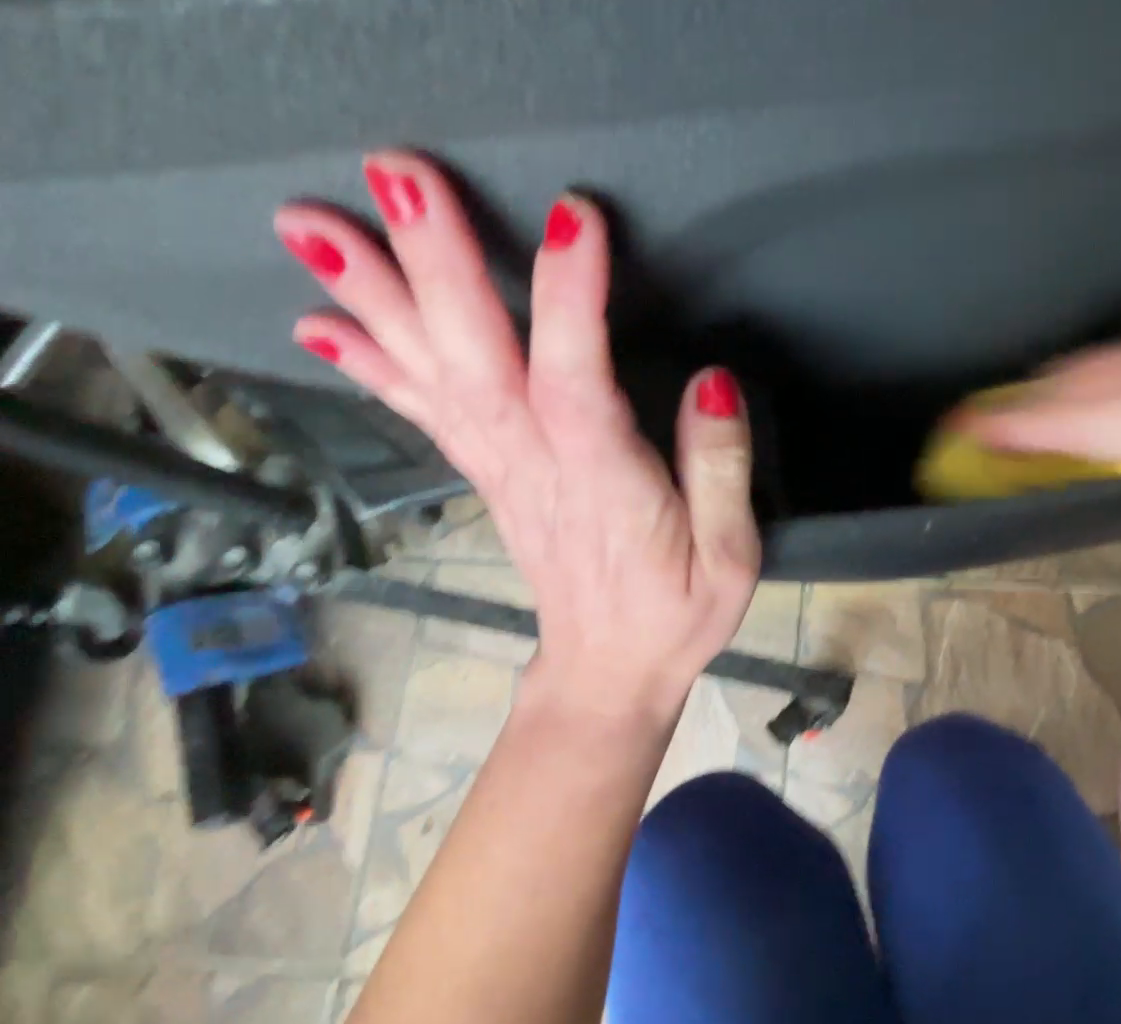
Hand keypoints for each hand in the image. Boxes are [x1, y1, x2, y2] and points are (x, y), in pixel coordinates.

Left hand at [274, 150, 758, 730]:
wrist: (608, 672)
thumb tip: (713, 382)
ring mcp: (503, 468)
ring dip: (376, 298)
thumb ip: (722, 468)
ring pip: (435, 376)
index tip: (573, 220)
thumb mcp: (731, 557)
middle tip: (395, 177)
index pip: (576, 380)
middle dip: (436, 266)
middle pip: (478, 360)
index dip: (570, 299)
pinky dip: (372, 360)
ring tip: (311, 226)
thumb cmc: (676, 615)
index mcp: (604, 482)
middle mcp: (537, 464)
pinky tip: (323, 320)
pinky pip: (425, 410)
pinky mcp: (491, 473)